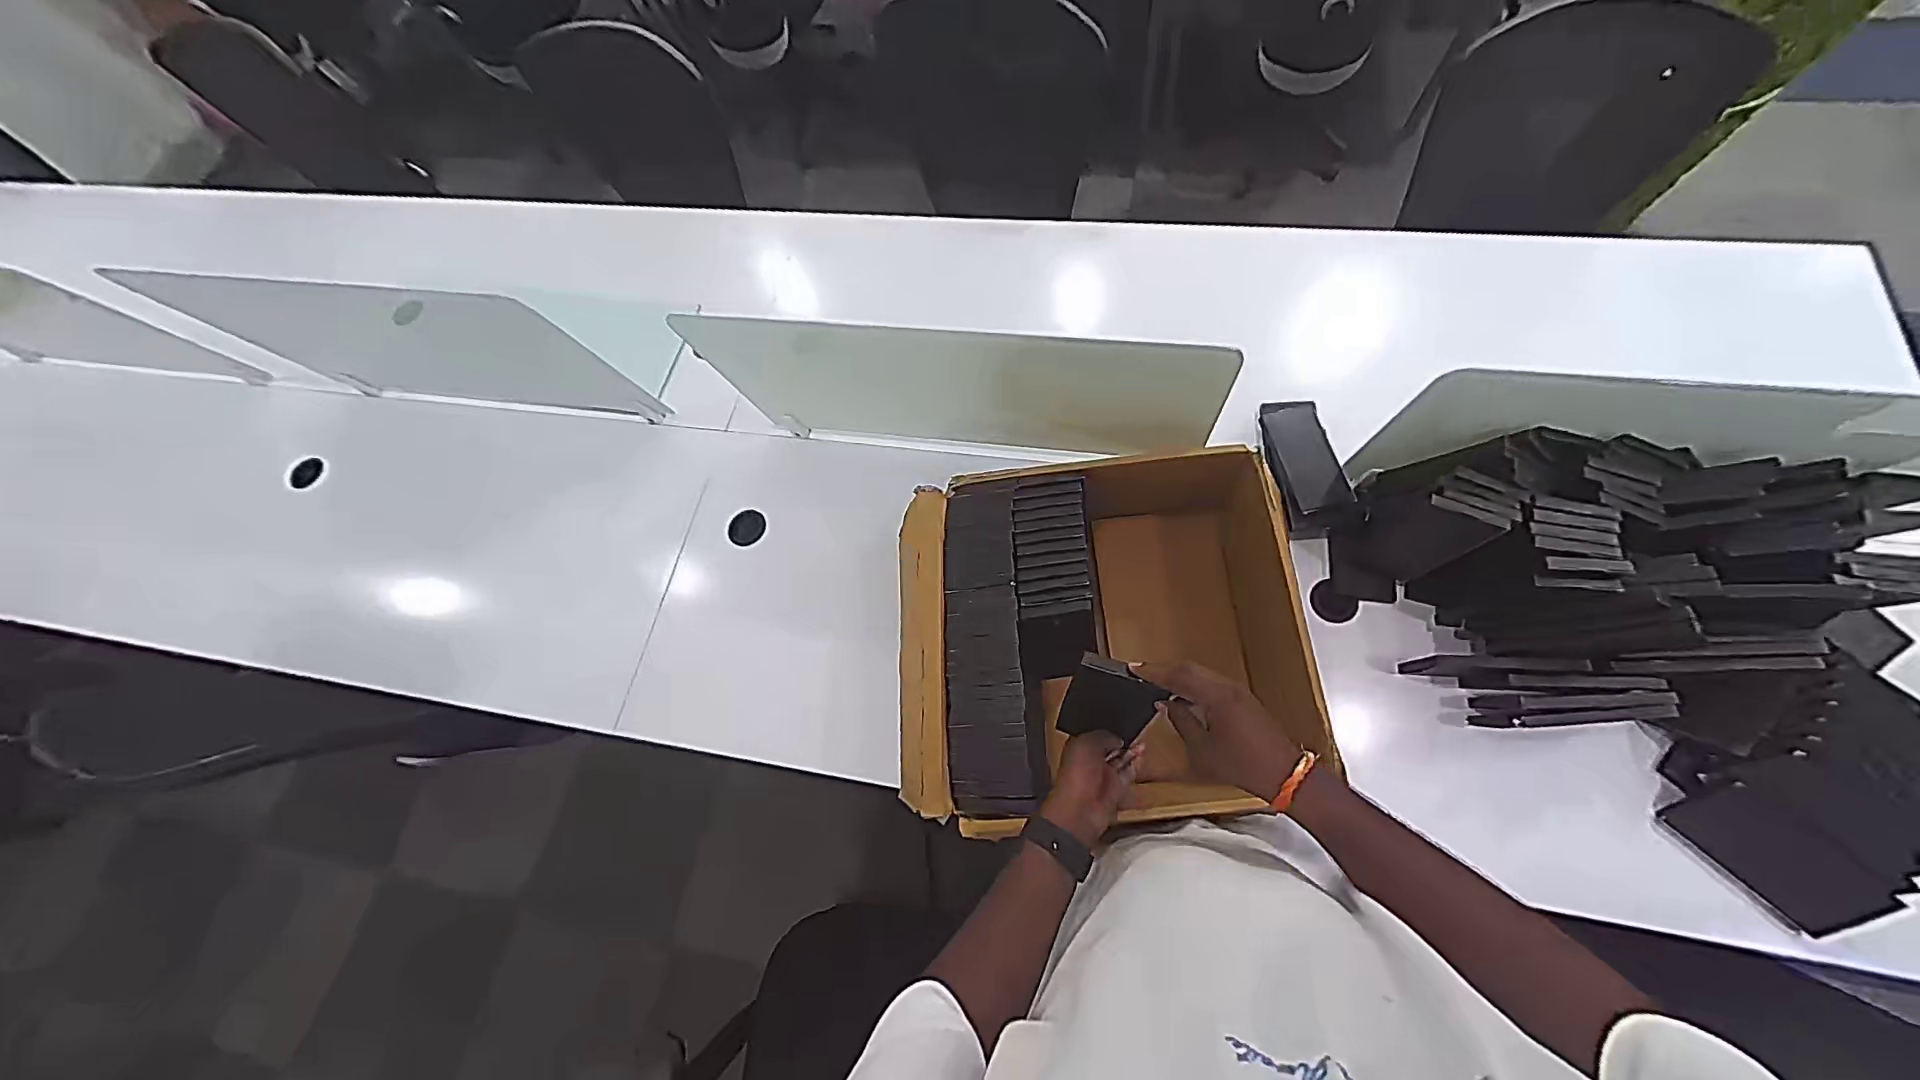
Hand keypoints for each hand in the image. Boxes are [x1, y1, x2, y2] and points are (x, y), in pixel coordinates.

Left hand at [1039, 732, 1142, 846]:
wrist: (1081, 809)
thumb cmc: (1078, 773)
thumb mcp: (1088, 744)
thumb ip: (1104, 737)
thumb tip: (1118, 739)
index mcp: (1078, 749)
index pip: (1094, 736)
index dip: (1106, 729)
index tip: (1120, 722)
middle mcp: (1090, 762)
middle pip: (1109, 748)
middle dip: (1120, 740)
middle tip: (1135, 730)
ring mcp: (1104, 777)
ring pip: (1120, 761)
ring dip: (1131, 751)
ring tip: (1142, 741)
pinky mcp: (1116, 789)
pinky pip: (1128, 774)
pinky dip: (1135, 765)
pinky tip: (1142, 754)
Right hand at [1134, 661, 1300, 801]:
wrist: (1285, 774)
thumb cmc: (1243, 766)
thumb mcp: (1203, 749)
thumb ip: (1182, 720)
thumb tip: (1166, 703)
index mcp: (1217, 697)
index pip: (1179, 675)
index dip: (1154, 671)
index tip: (1133, 668)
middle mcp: (1228, 687)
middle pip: (1189, 668)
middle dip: (1163, 669)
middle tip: (1140, 672)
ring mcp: (1237, 690)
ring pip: (1200, 672)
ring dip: (1178, 674)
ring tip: (1156, 681)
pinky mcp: (1242, 697)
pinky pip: (1210, 681)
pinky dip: (1192, 682)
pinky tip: (1181, 692)